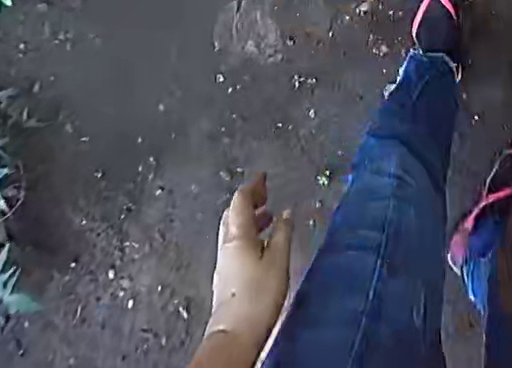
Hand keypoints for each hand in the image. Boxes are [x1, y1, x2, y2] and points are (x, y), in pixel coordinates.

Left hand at [207, 173, 292, 352]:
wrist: (235, 335)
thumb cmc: (258, 295)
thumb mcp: (278, 260)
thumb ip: (282, 233)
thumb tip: (285, 212)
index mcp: (238, 235)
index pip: (240, 200)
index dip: (252, 185)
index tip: (263, 176)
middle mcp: (228, 244)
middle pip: (234, 213)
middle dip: (249, 199)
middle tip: (265, 192)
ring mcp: (225, 261)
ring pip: (235, 229)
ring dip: (250, 217)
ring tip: (268, 214)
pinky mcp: (227, 276)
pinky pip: (237, 244)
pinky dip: (249, 233)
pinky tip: (263, 242)